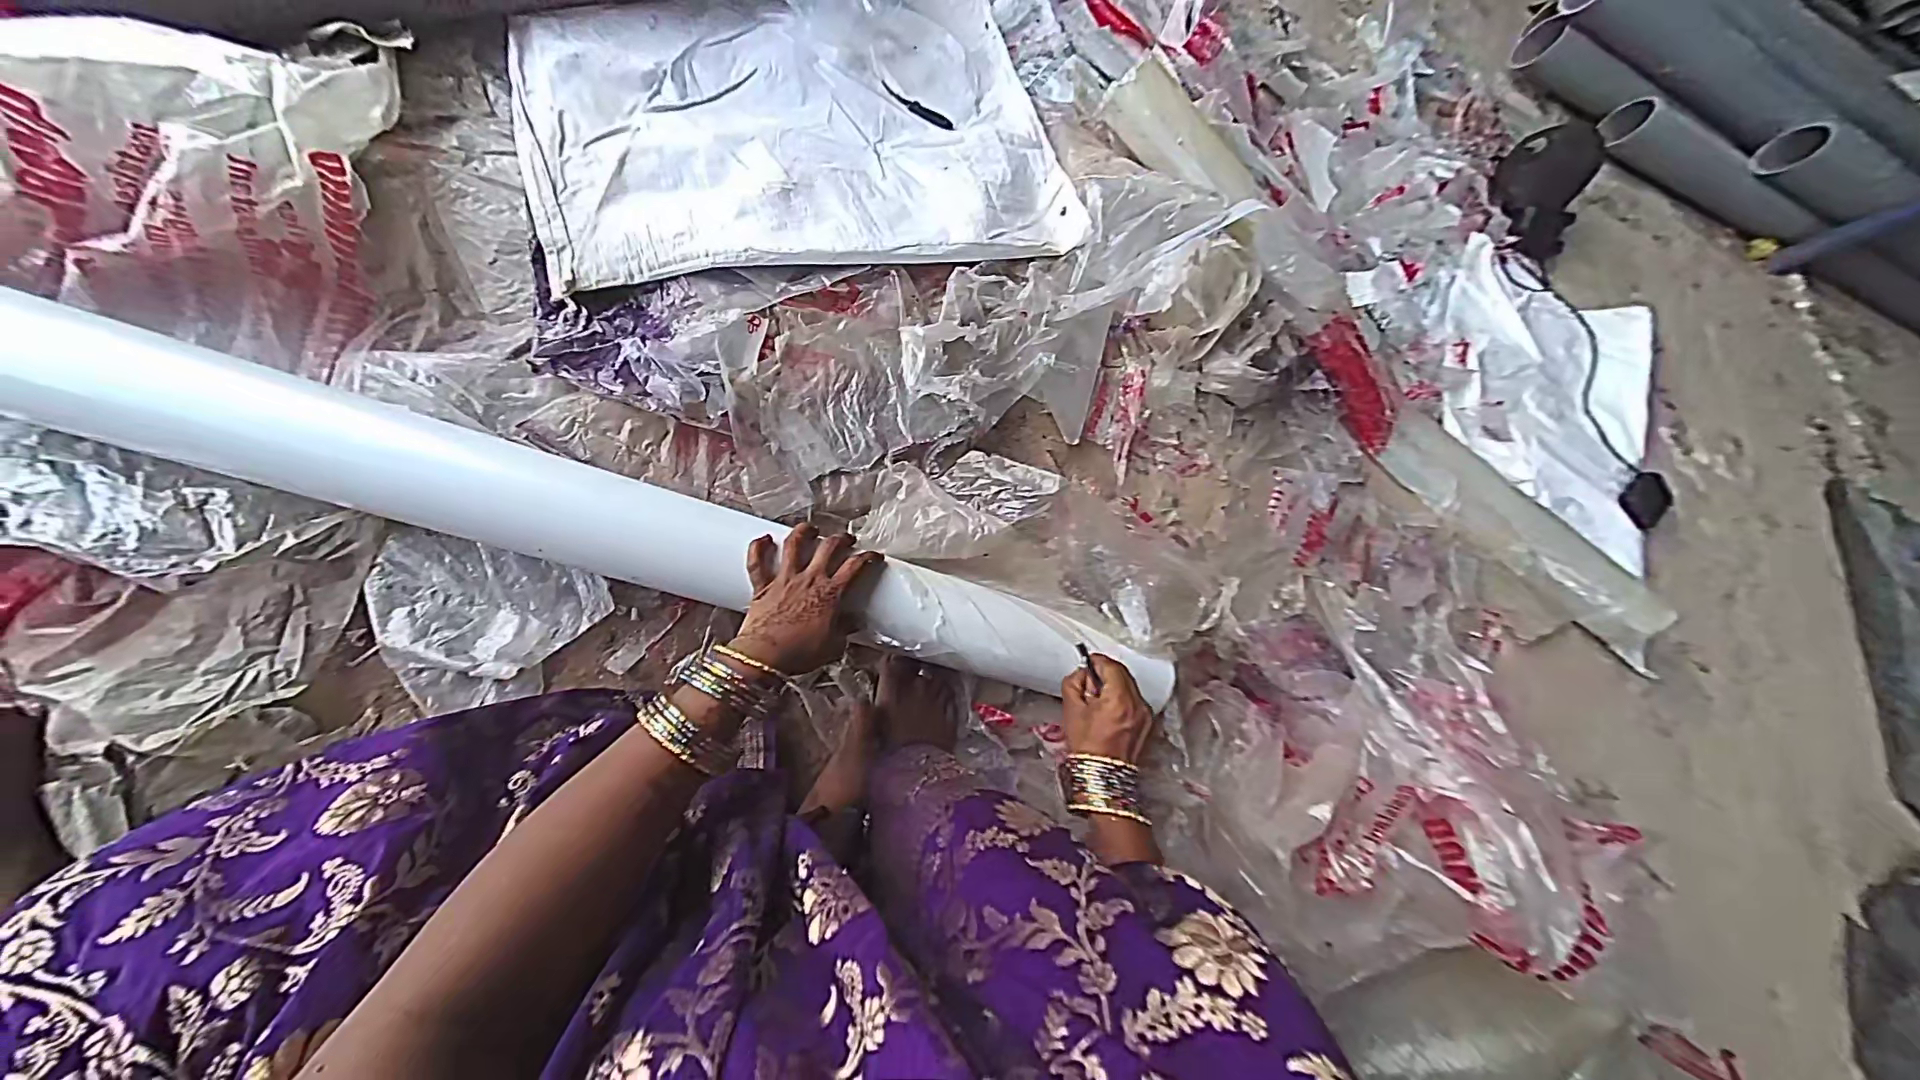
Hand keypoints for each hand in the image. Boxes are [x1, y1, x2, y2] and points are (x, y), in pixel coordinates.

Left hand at [731, 523, 882, 674]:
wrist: (765, 657)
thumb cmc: (800, 653)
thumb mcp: (834, 646)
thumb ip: (845, 630)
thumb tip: (855, 623)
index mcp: (830, 594)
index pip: (855, 566)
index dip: (868, 557)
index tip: (873, 556)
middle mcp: (809, 580)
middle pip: (828, 547)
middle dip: (840, 538)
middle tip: (845, 539)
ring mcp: (784, 580)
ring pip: (794, 544)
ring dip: (803, 532)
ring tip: (810, 528)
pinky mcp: (762, 586)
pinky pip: (757, 562)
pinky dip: (758, 548)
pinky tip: (763, 538)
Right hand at [1061, 654, 1153, 763]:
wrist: (1102, 776)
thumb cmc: (1087, 748)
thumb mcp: (1071, 708)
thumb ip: (1074, 682)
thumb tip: (1083, 673)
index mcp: (1119, 698)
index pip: (1110, 665)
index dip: (1096, 661)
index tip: (1087, 663)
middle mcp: (1137, 704)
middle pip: (1122, 674)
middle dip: (1105, 673)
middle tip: (1089, 683)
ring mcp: (1145, 714)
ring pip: (1129, 686)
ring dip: (1113, 686)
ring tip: (1097, 701)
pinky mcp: (1147, 723)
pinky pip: (1134, 700)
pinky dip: (1121, 699)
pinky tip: (1107, 712)